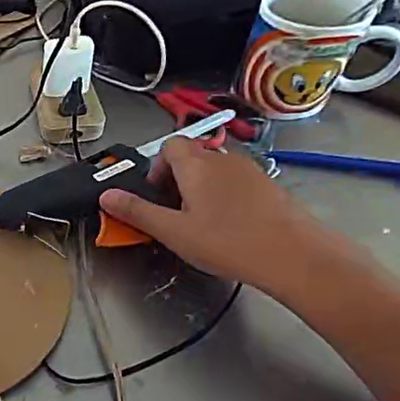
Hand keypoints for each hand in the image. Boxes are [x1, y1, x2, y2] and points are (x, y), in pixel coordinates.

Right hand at [100, 140, 361, 298]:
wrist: (293, 254)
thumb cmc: (227, 242)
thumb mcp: (172, 231)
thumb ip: (136, 211)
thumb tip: (107, 196)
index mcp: (196, 164)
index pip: (168, 146)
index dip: (156, 168)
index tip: (156, 196)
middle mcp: (223, 159)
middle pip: (191, 157)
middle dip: (176, 180)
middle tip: (174, 213)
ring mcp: (249, 170)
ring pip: (213, 170)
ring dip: (200, 189)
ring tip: (200, 222)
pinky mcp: (268, 185)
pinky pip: (235, 182)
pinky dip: (224, 196)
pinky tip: (228, 226)